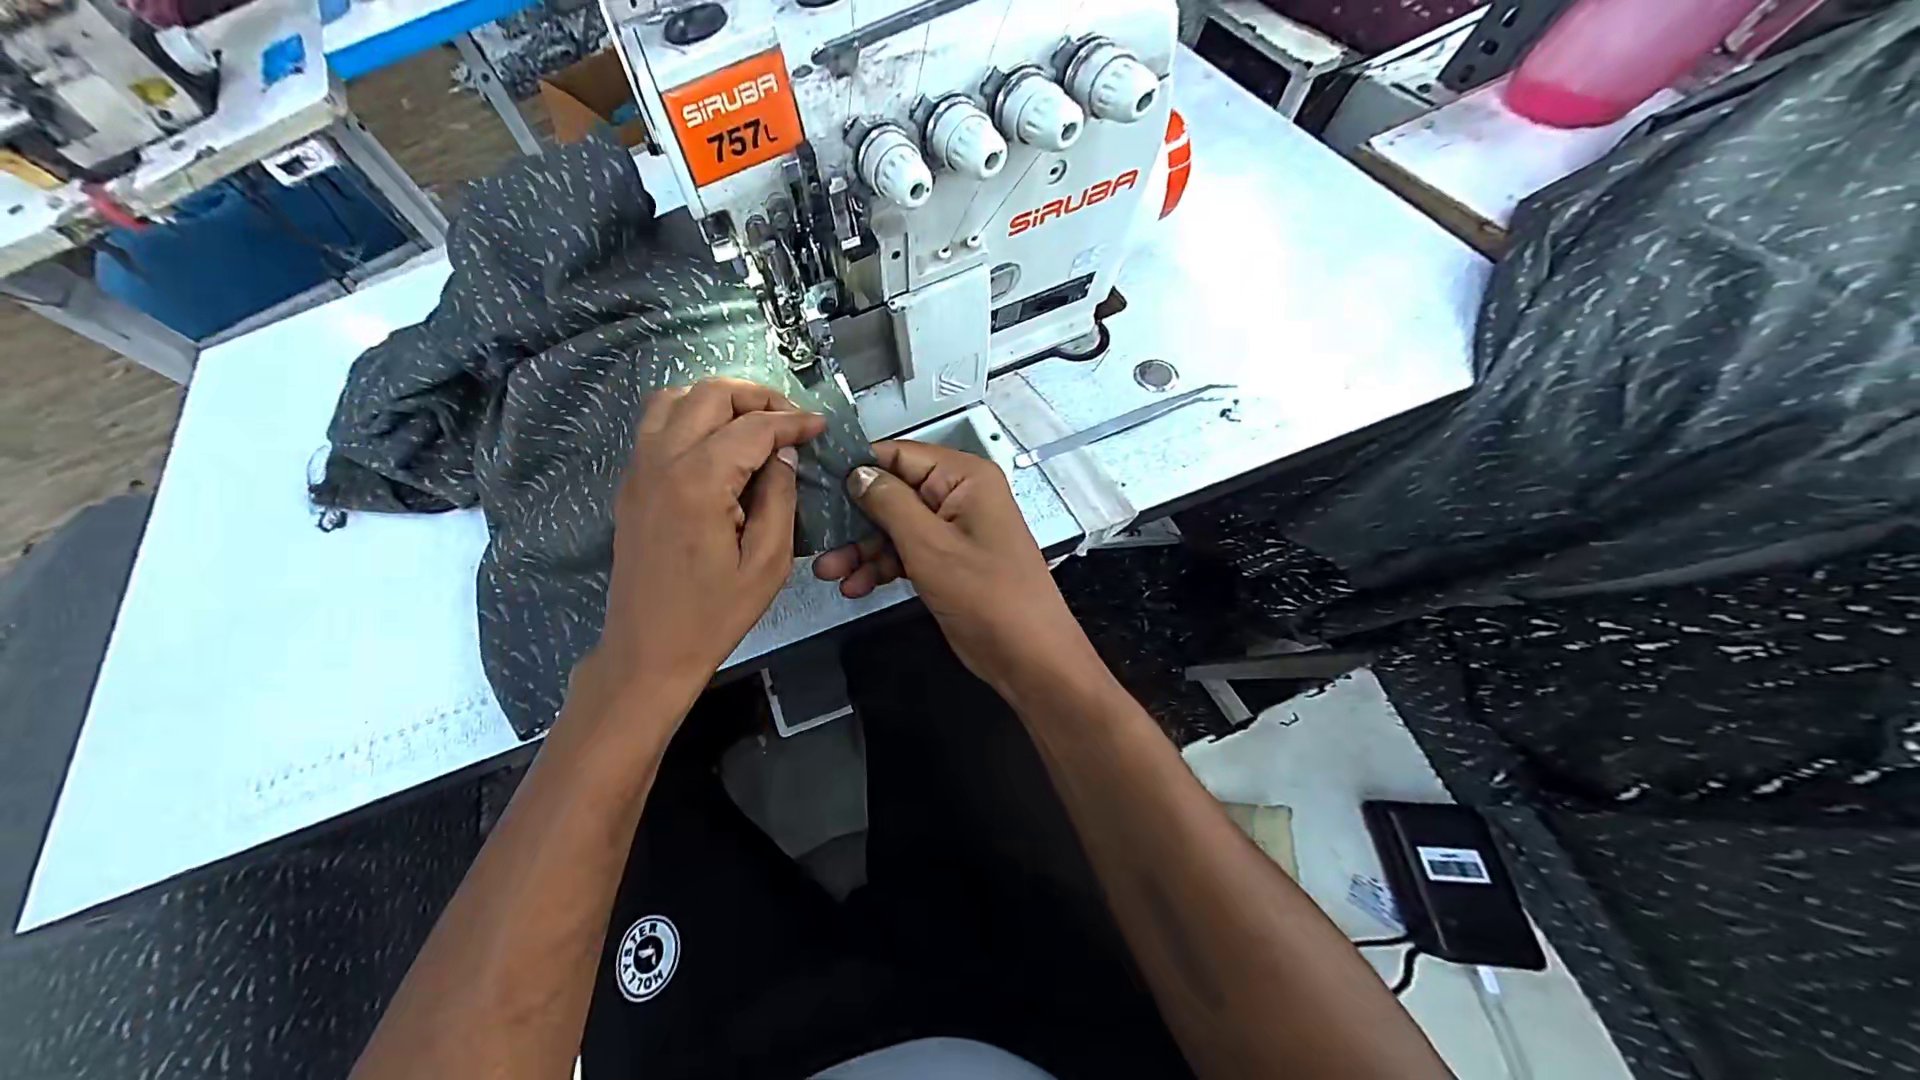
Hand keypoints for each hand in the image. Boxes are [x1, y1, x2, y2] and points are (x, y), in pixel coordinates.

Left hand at [572, 379, 825, 730]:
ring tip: (754, 422)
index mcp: (699, 481)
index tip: (819, 425)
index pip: (753, 427)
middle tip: (791, 419)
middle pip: (709, 395)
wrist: (649, 649)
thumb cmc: (715, 614)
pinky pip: (656, 424)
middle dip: (757, 397)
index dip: (792, 421)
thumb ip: (779, 497)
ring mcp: (638, 470)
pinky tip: (718, 441)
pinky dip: (690, 414)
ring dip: (719, 399)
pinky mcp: (631, 483)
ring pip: (675, 398)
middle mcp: (661, 461)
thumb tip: (783, 454)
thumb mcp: (768, 562)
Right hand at [812, 441, 1102, 698]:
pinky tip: (857, 584)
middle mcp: (960, 497)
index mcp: (965, 478)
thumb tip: (859, 473)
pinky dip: (882, 566)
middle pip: (894, 493)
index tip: (819, 483)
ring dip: (862, 548)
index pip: (900, 454)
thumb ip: (889, 502)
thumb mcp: (929, 545)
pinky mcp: (949, 561)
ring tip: (830, 570)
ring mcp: (954, 530)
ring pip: (895, 526)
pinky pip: (907, 552)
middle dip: (856, 519)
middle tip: (821, 538)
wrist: (1027, 656)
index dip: (858, 467)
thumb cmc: (991, 597)